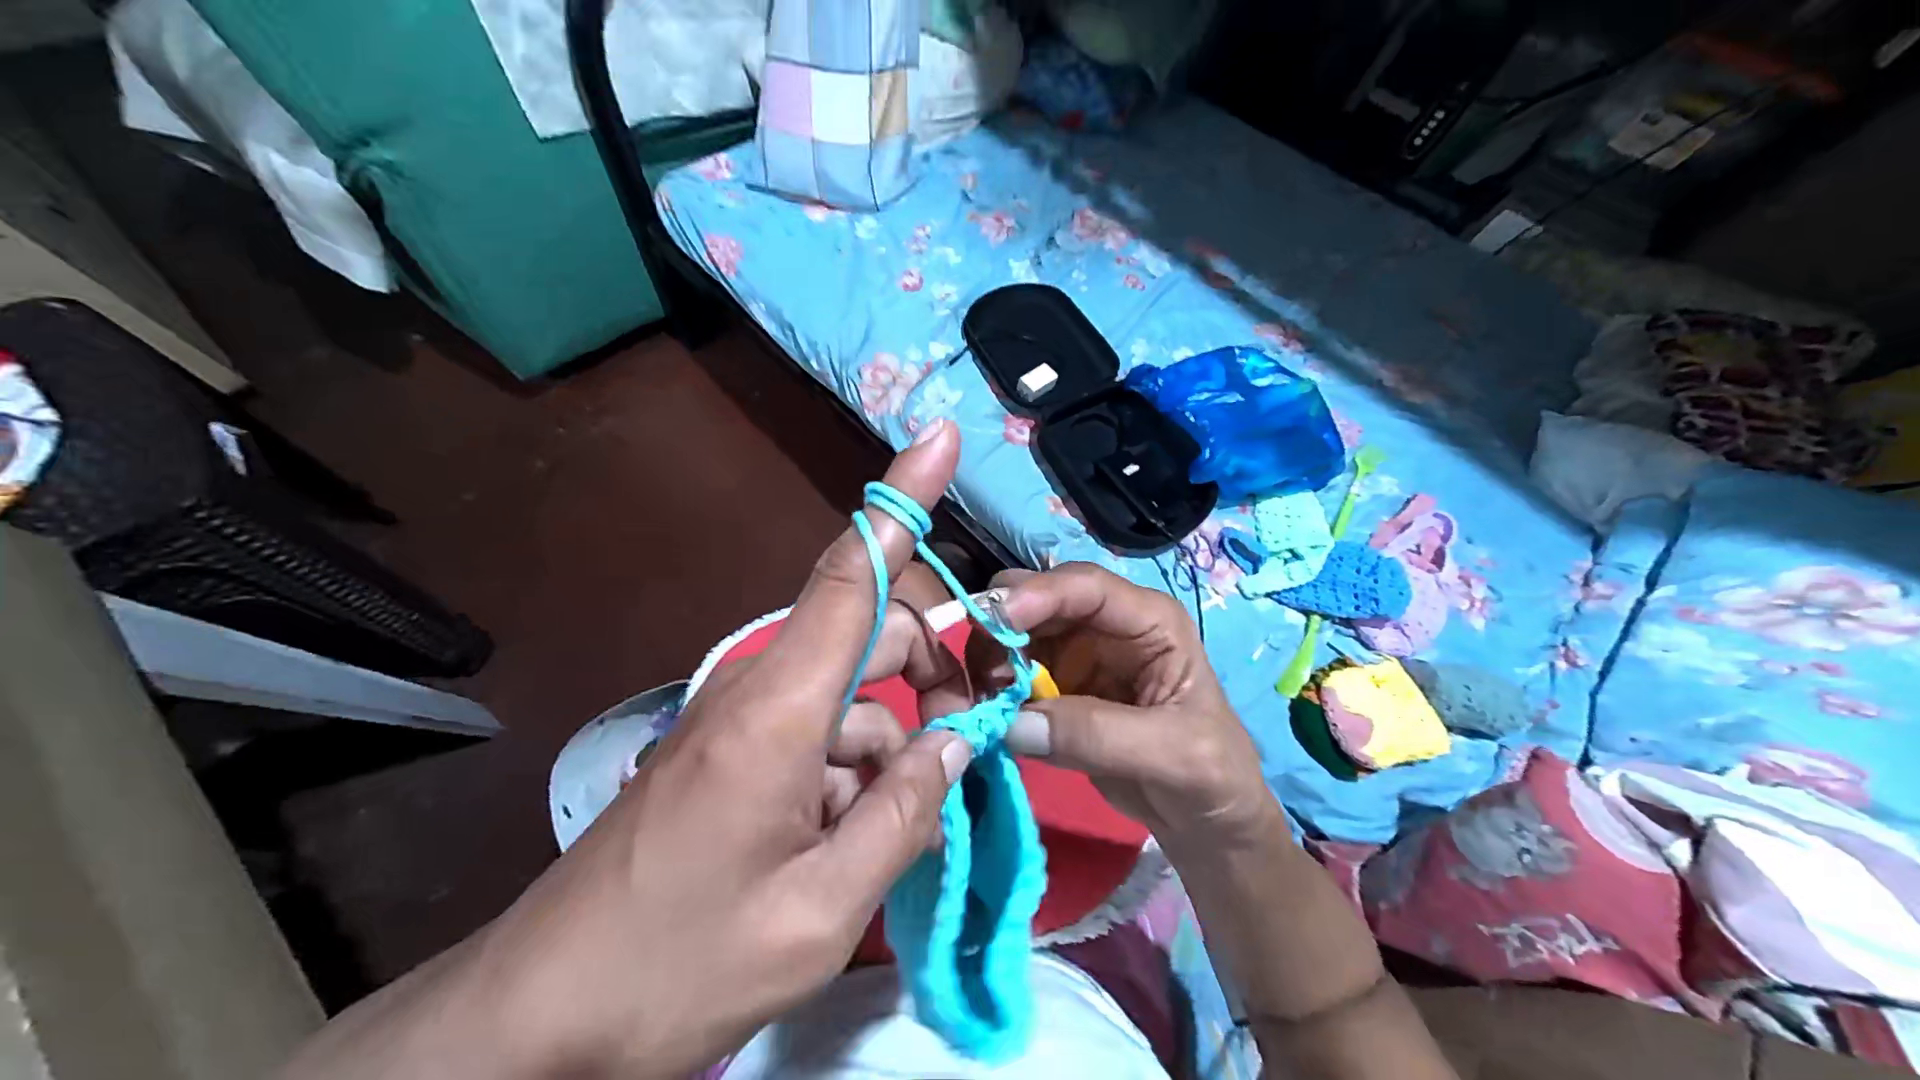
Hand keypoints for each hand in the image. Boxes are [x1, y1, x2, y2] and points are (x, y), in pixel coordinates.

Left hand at [282, 421, 977, 1079]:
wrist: (536, 1017)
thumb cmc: (676, 963)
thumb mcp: (818, 910)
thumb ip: (902, 818)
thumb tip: (956, 746)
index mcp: (779, 709)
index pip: (853, 573)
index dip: (901, 499)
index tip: (939, 437)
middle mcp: (760, 692)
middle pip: (872, 636)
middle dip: (934, 671)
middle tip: (970, 744)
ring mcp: (742, 723)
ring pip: (854, 696)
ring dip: (897, 740)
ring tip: (903, 821)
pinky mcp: (732, 756)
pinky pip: (822, 735)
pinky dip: (859, 770)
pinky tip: (857, 836)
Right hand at [968, 563, 1276, 846]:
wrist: (1205, 820)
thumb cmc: (1210, 776)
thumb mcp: (1171, 754)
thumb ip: (1096, 735)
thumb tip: (1013, 724)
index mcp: (1149, 621)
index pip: (1086, 587)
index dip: (1036, 595)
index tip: (992, 621)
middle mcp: (1107, 624)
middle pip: (1039, 598)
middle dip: (1001, 623)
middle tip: (980, 672)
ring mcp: (1077, 653)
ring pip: (1016, 630)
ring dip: (990, 656)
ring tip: (982, 700)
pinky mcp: (1055, 685)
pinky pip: (1011, 669)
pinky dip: (992, 684)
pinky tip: (988, 710)